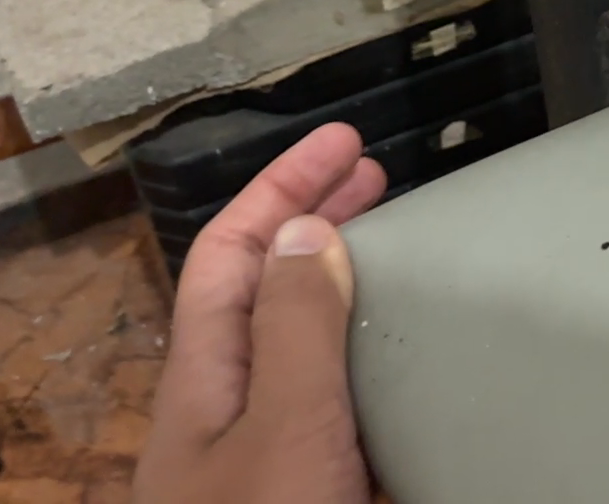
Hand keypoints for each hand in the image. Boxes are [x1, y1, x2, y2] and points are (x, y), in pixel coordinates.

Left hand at [134, 124, 388, 503]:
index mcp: (205, 379)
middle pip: (260, 277)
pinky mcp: (312, 467)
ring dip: (338, 265)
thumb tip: (303, 226)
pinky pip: (333, 372)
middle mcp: (229, 398)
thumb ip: (291, 328)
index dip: (281, 185)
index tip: (342, 141)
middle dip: (310, 210)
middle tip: (372, 169)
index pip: (232, 252)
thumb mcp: (283, 432)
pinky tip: (403, 334)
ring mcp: (268, 436)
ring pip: (296, 323)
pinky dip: (365, 329)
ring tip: (389, 230)